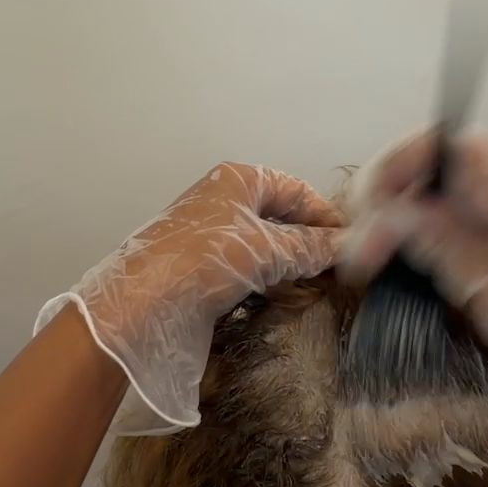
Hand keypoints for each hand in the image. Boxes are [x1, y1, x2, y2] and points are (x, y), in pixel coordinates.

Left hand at [36, 163, 342, 433]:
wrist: (140, 307)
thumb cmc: (203, 261)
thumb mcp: (265, 251)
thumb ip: (308, 248)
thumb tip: (343, 246)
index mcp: (238, 179)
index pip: (295, 188)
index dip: (323, 214)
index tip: (348, 242)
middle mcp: (224, 198)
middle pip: (279, 215)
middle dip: (307, 241)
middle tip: (334, 268)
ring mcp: (210, 231)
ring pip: (263, 243)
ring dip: (287, 263)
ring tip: (312, 286)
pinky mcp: (200, 264)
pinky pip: (244, 265)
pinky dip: (264, 278)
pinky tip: (278, 297)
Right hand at [342, 133, 487, 462]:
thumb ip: (438, 242)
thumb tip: (392, 212)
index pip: (440, 145)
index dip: (397, 166)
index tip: (372, 203)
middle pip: (452, 158)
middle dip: (408, 190)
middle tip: (378, 233)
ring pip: (472, 177)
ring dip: (434, 205)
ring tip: (408, 247)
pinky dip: (466, 212)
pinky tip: (454, 248)